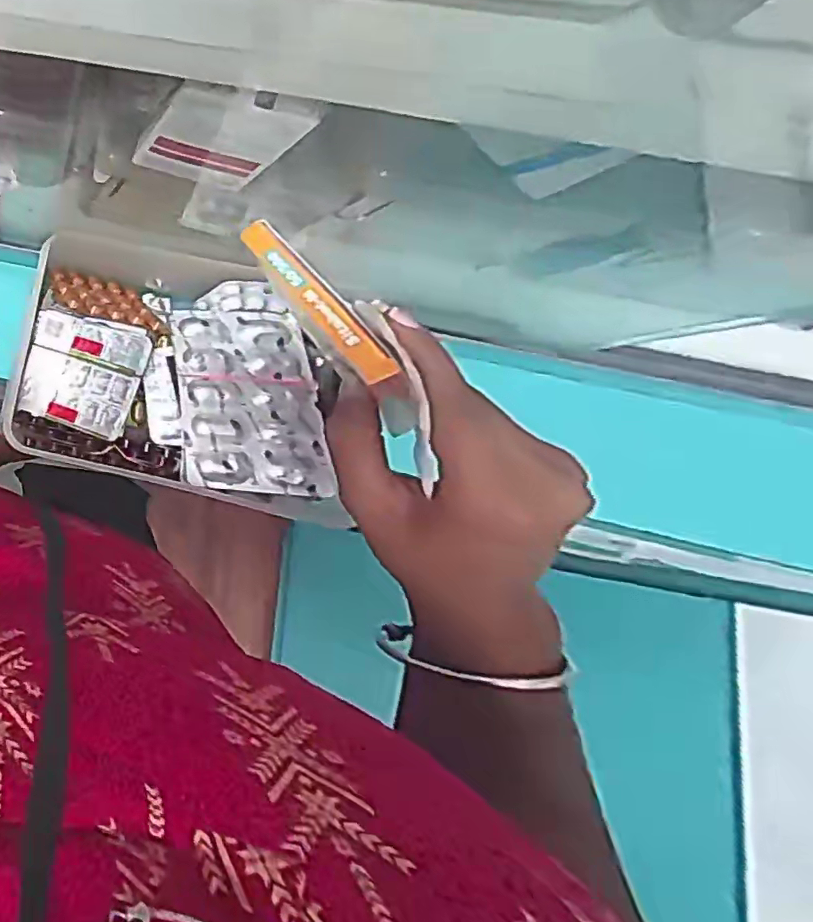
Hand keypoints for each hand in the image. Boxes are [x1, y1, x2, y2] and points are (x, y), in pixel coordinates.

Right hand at [326, 310, 591, 672]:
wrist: (484, 602)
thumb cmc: (417, 557)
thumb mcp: (369, 504)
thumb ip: (355, 444)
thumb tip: (355, 387)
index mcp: (490, 489)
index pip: (456, 404)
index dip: (423, 357)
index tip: (391, 319)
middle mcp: (542, 472)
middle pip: (468, 406)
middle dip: (419, 381)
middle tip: (372, 360)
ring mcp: (563, 469)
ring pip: (484, 413)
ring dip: (439, 401)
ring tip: (399, 403)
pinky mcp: (567, 467)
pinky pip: (501, 427)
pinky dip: (463, 419)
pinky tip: (438, 435)